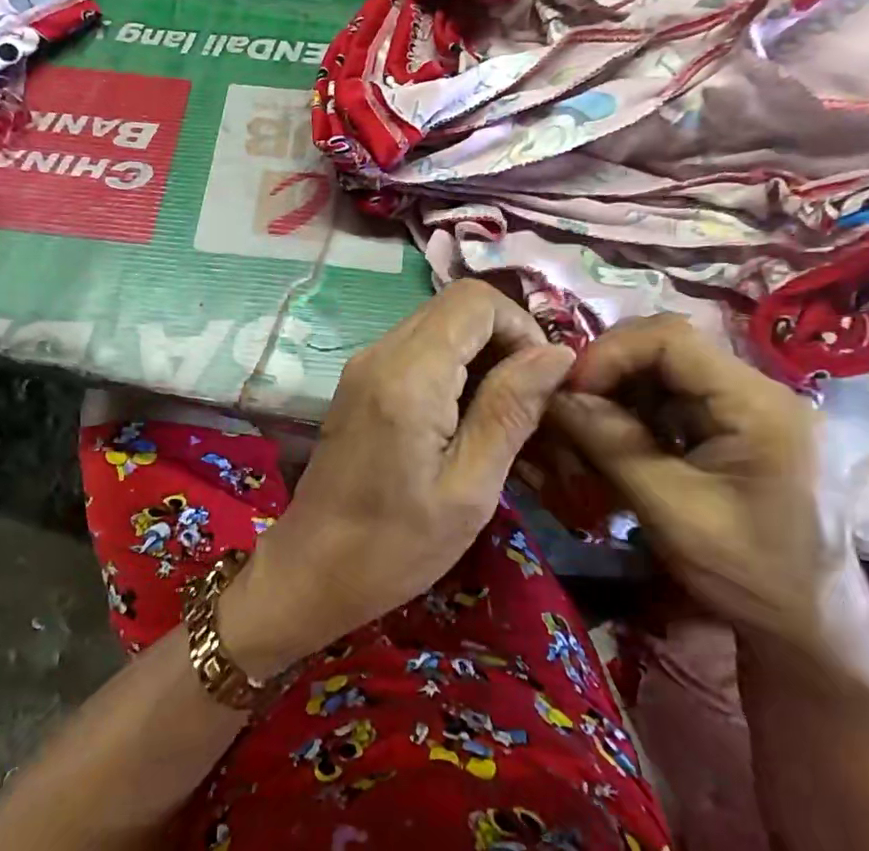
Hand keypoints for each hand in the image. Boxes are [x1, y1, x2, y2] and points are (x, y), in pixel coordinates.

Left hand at [219, 281, 575, 677]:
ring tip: (504, 422)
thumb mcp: (470, 487)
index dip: (521, 326)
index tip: (542, 382)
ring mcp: (362, 368)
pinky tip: (465, 426)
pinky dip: (450, 374)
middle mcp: (379, 354)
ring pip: (436, 330)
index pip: (474, 300)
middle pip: (454, 309)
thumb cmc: (395, 544)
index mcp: (408, 374)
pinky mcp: (357, 386)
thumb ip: (510, 409)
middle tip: (529, 406)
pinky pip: (415, 355)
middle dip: (504, 344)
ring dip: (479, 361)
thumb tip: (556, 351)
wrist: (312, 567)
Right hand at [543, 314, 854, 653]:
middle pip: (665, 349)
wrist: (811, 630)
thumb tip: (554, 397)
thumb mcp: (672, 510)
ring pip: (661, 374)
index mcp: (759, 404)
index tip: (570, 394)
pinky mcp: (735, 431)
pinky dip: (633, 417)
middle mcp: (758, 393)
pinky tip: (615, 450)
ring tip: (587, 436)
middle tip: (570, 414)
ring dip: (616, 397)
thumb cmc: (751, 573)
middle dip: (608, 375)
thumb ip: (613, 445)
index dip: (608, 354)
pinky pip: (671, 402)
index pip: (671, 338)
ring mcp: (748, 412)